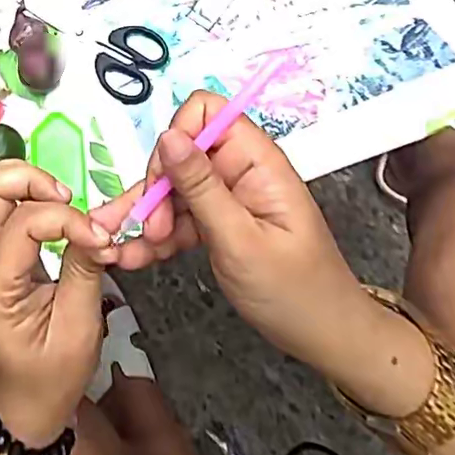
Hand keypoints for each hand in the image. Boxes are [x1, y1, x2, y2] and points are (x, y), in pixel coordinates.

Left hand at [0, 161, 117, 444]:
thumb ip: (85, 272)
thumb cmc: (49, 376)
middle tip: (67, 200)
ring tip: (63, 203)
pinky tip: (56, 212)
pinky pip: (3, 203)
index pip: (24, 223)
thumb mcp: (78, 330)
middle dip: (31, 180)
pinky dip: (29, 194)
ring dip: (28, 182)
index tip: (101, 238)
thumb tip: (100, 232)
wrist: (23, 401)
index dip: (67, 220)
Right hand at [87, 91, 391, 383]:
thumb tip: (168, 136)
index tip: (163, 177)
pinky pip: (176, 214)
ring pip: (171, 186)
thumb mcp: (241, 240)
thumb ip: (200, 186)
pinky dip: (156, 234)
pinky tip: (138, 253)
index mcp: (256, 161)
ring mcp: (226, 194)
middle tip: (150, 227)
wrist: (325, 341)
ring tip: (128, 247)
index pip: (207, 113)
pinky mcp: (216, 218)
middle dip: (156, 188)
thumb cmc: (299, 294)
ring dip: (149, 216)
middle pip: (179, 153)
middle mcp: (238, 169)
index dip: (178, 135)